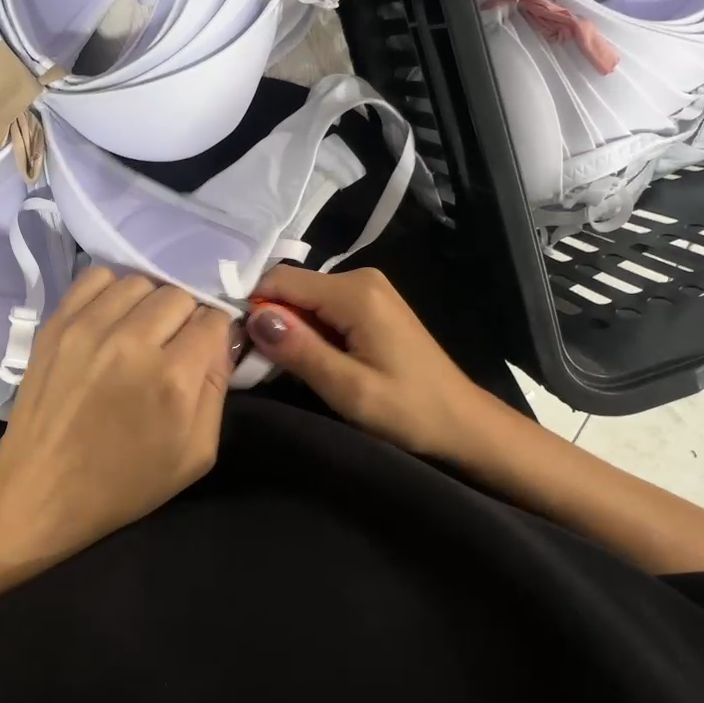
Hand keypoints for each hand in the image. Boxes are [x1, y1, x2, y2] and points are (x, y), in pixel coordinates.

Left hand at [0, 268, 235, 617]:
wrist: (39, 489)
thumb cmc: (124, 482)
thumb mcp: (196, 454)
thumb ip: (217, 388)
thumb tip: (221, 338)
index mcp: (172, 380)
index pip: (213, 320)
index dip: (214, 335)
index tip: (203, 352)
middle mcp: (132, 342)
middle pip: (179, 295)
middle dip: (184, 319)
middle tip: (170, 348)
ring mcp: (89, 327)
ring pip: (141, 282)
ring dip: (148, 304)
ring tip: (139, 333)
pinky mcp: (57, 322)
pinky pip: (98, 277)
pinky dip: (112, 292)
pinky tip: (111, 320)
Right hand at [246, 266, 493, 458]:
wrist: (463, 424)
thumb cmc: (408, 411)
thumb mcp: (348, 389)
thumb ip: (300, 350)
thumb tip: (253, 316)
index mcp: (355, 293)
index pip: (280, 281)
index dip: (254, 308)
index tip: (240, 346)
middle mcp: (360, 278)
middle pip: (293, 288)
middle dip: (272, 322)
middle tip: (263, 367)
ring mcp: (368, 289)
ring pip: (305, 299)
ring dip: (290, 330)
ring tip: (288, 369)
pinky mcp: (371, 304)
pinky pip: (323, 308)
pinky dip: (310, 332)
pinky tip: (314, 362)